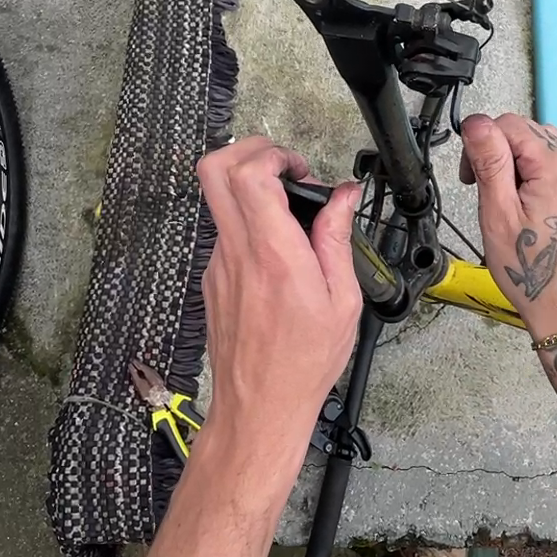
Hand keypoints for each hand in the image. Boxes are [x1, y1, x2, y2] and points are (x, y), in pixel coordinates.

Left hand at [196, 137, 363, 449]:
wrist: (259, 407)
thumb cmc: (304, 361)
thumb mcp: (342, 300)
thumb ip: (337, 238)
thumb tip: (343, 196)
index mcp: (274, 254)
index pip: (249, 175)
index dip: (274, 155)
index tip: (301, 171)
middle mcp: (237, 252)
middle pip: (213, 169)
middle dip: (248, 149)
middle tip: (283, 166)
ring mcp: (218, 263)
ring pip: (220, 198)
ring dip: (253, 189)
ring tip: (292, 217)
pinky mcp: (212, 277)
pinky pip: (227, 230)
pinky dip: (252, 223)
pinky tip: (281, 252)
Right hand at [459, 114, 556, 338]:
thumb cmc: (529, 269)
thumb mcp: (499, 214)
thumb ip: (490, 162)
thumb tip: (477, 122)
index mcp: (556, 167)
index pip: (509, 125)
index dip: (481, 143)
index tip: (470, 176)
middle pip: (527, 131)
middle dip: (498, 150)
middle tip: (484, 190)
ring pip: (541, 145)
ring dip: (516, 160)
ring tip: (505, 198)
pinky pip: (556, 163)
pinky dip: (534, 172)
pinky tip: (526, 202)